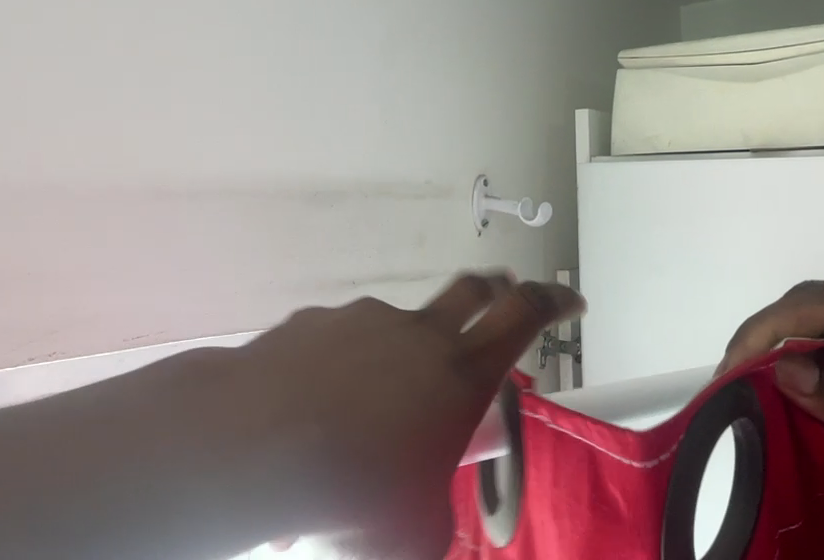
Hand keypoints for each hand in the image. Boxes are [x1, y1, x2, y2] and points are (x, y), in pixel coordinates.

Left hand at [209, 273, 582, 558]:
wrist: (252, 448)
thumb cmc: (353, 494)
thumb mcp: (415, 534)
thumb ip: (435, 514)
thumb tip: (426, 514)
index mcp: (459, 373)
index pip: (525, 316)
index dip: (554, 302)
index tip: (571, 299)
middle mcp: (417, 333)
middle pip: (472, 290)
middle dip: (495, 290)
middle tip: (501, 298)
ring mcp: (362, 321)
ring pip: (396, 329)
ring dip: (396, 360)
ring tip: (361, 424)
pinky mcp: (314, 323)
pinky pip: (339, 344)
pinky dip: (340, 371)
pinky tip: (312, 417)